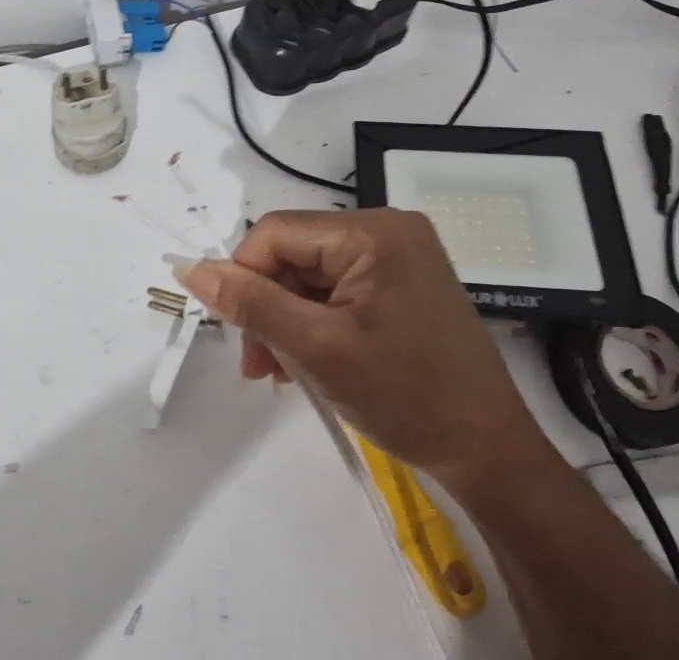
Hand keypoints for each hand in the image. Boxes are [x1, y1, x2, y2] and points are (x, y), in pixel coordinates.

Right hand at [178, 208, 544, 486]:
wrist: (487, 449)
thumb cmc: (405, 396)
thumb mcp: (317, 349)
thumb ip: (251, 304)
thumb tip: (191, 269)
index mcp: (373, 231)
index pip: (276, 232)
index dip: (243, 277)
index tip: (237, 334)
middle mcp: (389, 229)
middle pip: (295, 254)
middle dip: (267, 307)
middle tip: (258, 366)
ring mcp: (401, 257)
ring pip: (312, 276)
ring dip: (286, 320)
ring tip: (279, 373)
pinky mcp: (405, 284)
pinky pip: (339, 291)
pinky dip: (315, 324)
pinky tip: (306, 363)